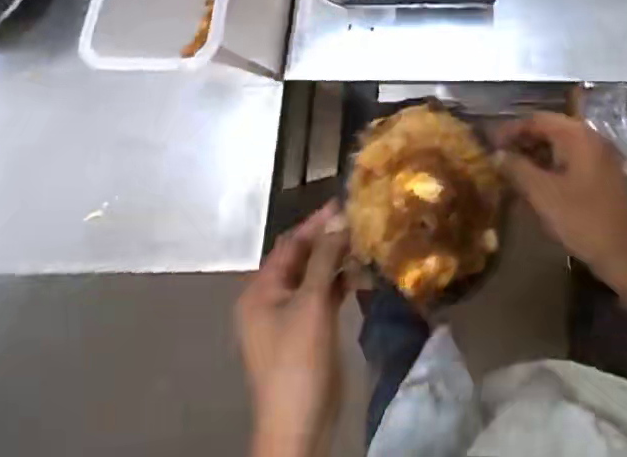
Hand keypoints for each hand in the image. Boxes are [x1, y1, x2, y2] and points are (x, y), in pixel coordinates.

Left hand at [236, 202, 348, 456]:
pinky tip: (363, 271)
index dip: (316, 222)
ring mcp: (289, 316)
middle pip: (302, 258)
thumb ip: (324, 258)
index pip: (290, 244)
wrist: (299, 425)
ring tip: (367, 239)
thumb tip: (338, 217)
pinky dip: (340, 282)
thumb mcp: (312, 303)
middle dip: (329, 239)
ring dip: (338, 259)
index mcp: (260, 290)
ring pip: (315, 276)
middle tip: (361, 218)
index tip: (345, 201)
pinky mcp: (308, 331)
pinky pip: (323, 295)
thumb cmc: (298, 359)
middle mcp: (270, 299)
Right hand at [493, 113, 626, 287]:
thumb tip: (497, 154)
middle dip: (522, 141)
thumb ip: (517, 168)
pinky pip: (570, 159)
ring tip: (511, 170)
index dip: (510, 129)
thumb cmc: (581, 219)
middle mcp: (590, 137)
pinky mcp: (602, 173)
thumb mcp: (542, 194)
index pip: (537, 119)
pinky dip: (550, 165)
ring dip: (535, 154)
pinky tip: (535, 182)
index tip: (489, 144)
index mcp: (577, 135)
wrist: (625, 253)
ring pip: (560, 145)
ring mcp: (599, 155)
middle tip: (498, 157)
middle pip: (549, 129)